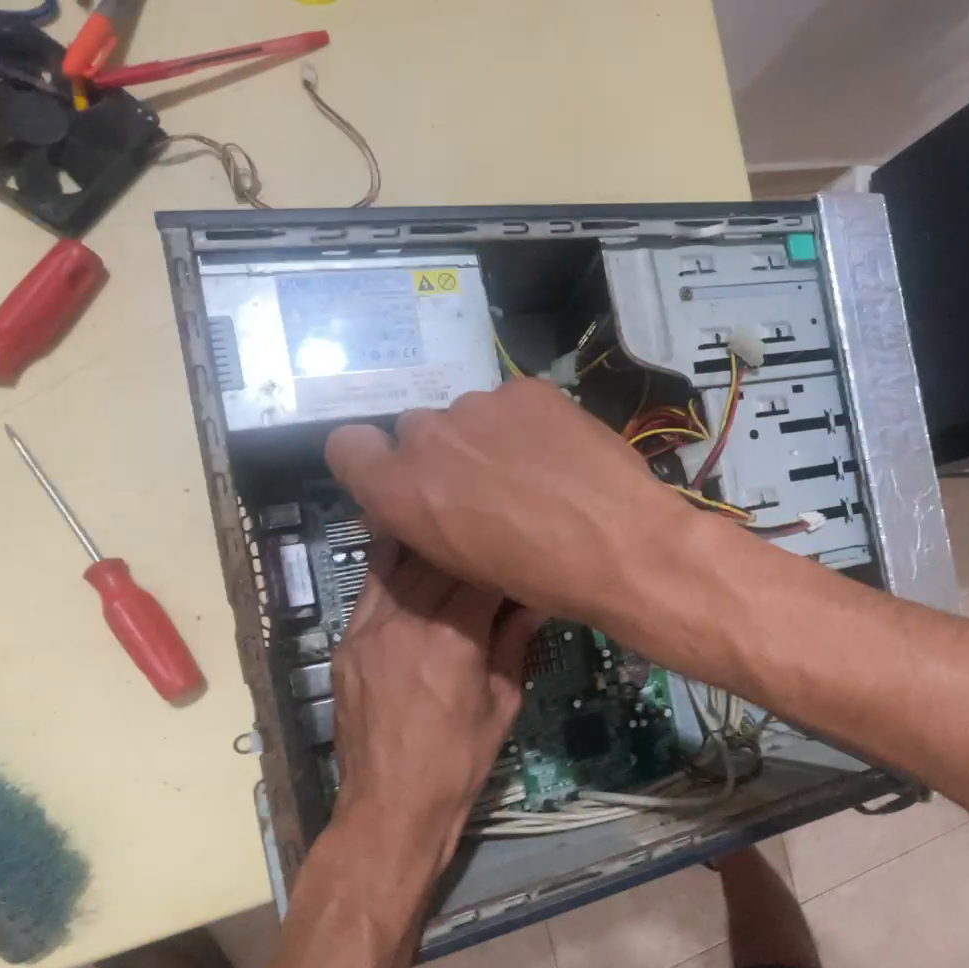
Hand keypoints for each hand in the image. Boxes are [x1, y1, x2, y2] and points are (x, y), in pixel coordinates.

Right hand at [324, 379, 704, 627]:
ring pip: (469, 415)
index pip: (347, 446)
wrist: (621, 545)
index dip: (373, 459)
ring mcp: (479, 406)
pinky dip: (529, 423)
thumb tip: (433, 499)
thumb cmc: (541, 576)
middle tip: (487, 485)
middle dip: (443, 455)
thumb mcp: (465, 564)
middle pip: (417, 431)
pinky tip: (561, 453)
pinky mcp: (528, 390)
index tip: (403, 477)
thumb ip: (429, 518)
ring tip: (536, 472)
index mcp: (399, 490)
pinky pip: (514, 402)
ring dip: (489, 437)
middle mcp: (427, 438)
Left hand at [327, 543, 541, 872]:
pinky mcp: (345, 644)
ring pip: (395, 564)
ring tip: (449, 544)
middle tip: (490, 548)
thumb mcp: (504, 702)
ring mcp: (366, 630)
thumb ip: (516, 643)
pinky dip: (395, 575)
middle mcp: (404, 621)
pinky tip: (414, 572)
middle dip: (467, 550)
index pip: (480, 574)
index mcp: (450, 636)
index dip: (505, 562)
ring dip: (426, 552)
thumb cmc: (460, 759)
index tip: (521, 560)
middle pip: (436, 559)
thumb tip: (539, 601)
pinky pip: (370, 592)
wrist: (392, 805)